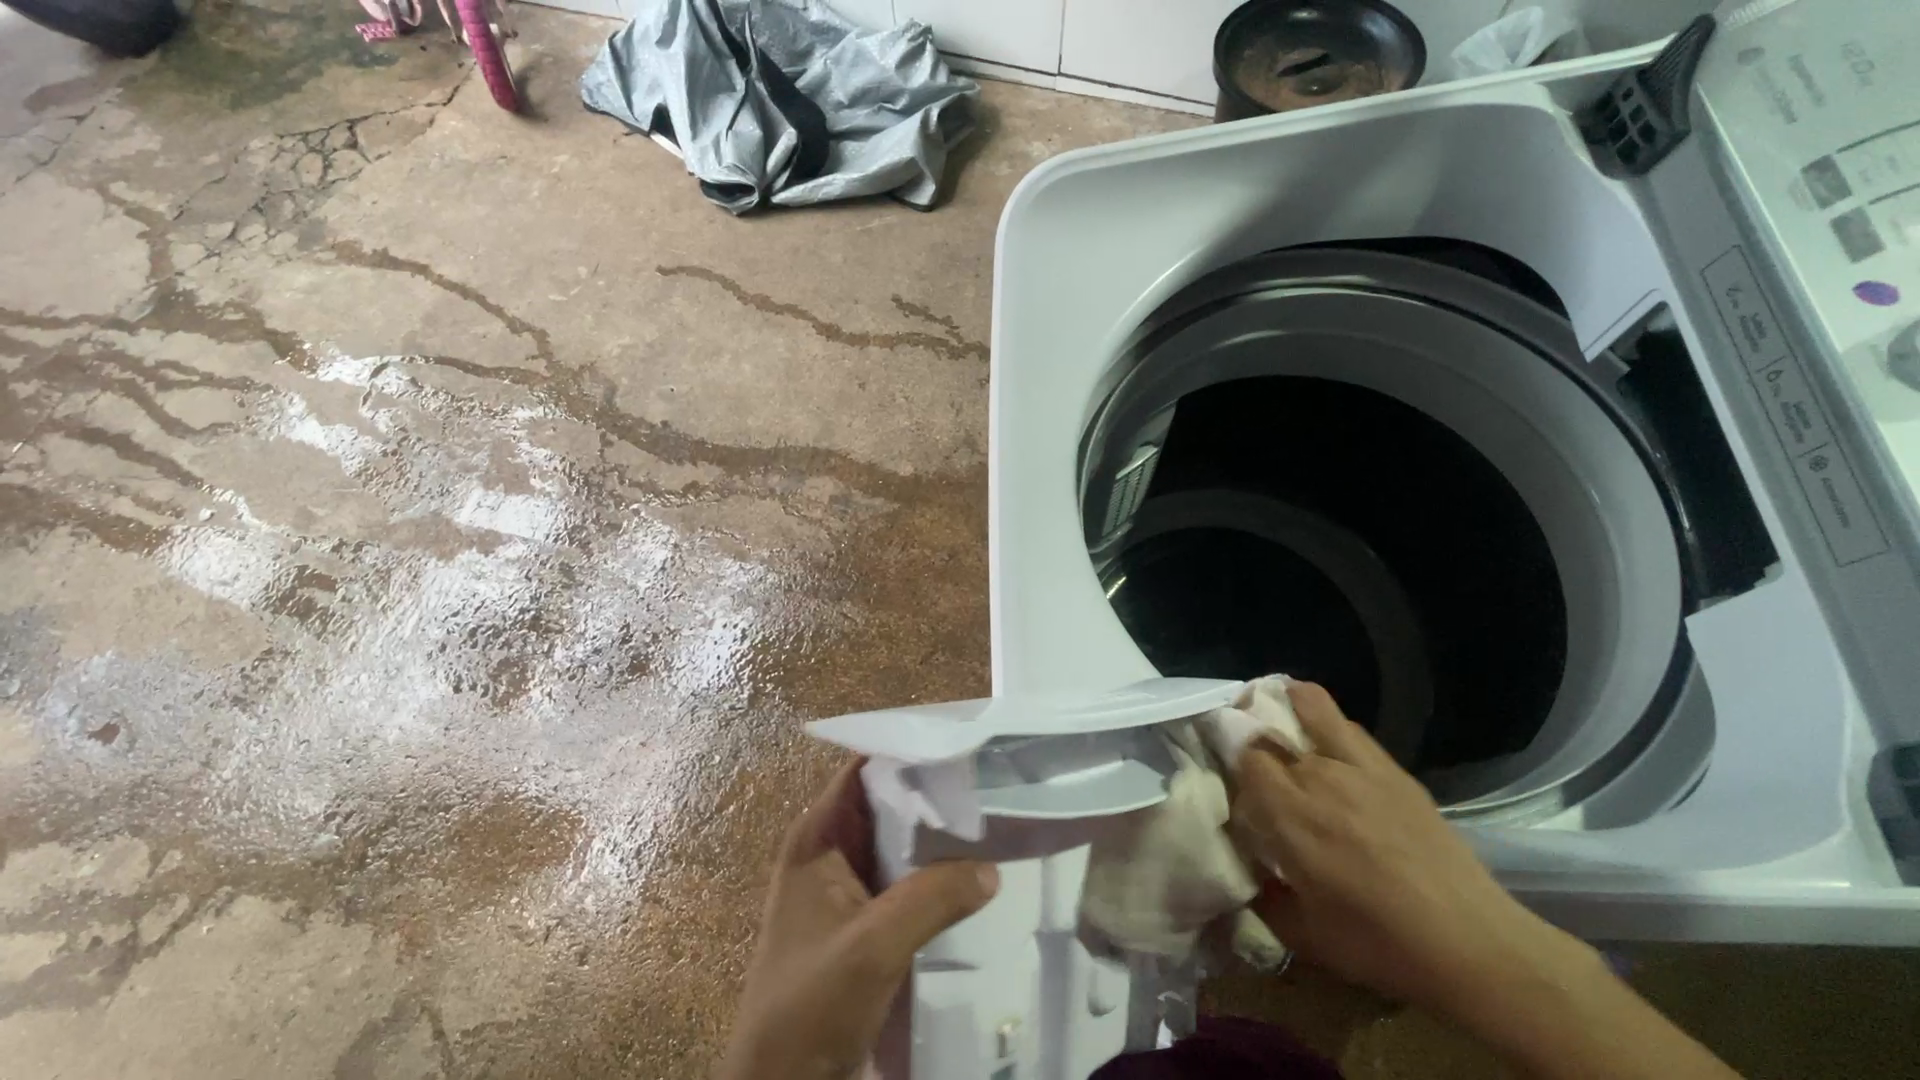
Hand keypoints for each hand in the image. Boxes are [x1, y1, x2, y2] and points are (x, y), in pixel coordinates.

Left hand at [715, 759, 999, 1079]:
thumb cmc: (810, 1004)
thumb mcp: (872, 946)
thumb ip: (931, 898)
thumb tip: (991, 868)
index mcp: (818, 837)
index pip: (865, 770)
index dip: (911, 750)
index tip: (968, 742)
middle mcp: (832, 850)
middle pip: (889, 802)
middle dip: (938, 790)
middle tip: (998, 779)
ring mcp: (849, 886)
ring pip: (903, 841)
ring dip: (943, 834)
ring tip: (1001, 817)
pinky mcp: (867, 919)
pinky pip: (908, 879)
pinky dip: (939, 872)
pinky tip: (981, 873)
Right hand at [1231, 682, 1597, 1025]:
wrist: (1469, 942)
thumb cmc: (1377, 943)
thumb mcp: (1300, 933)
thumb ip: (1260, 895)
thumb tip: (1242, 873)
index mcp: (1288, 816)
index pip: (1241, 759)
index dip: (1224, 759)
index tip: (1217, 773)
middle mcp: (1318, 777)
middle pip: (1266, 732)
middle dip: (1245, 735)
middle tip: (1238, 754)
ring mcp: (1359, 767)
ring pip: (1308, 706)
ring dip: (1280, 706)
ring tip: (1268, 713)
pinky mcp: (1393, 770)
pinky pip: (1347, 726)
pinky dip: (1320, 716)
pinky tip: (1315, 730)